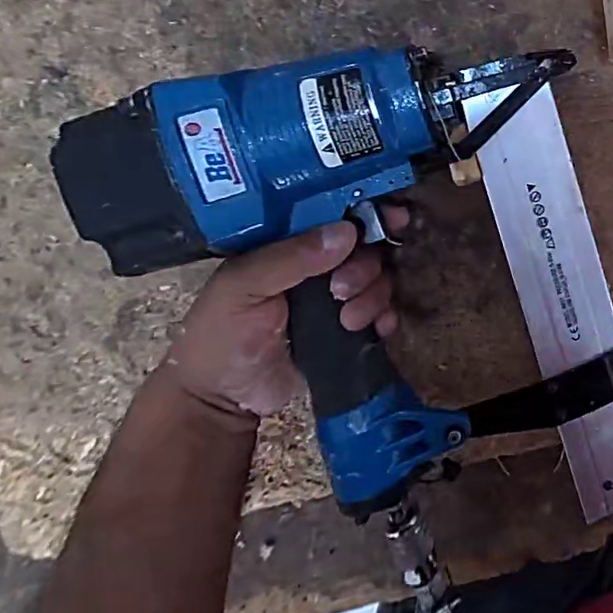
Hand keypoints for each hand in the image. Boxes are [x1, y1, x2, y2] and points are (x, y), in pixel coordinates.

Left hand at [160, 207, 408, 421]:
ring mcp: (334, 296)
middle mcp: (316, 263)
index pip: (332, 213)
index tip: (392, 216)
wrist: (223, 402)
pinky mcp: (347, 328)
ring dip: (373, 295)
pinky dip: (386, 316)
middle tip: (342, 290)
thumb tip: (347, 232)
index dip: (365, 210)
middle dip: (365, 265)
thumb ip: (291, 257)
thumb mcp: (243, 287)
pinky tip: (378, 329)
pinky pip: (381, 311)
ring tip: (348, 321)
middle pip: (364, 245)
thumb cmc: (221, 334)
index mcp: (287, 242)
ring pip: (377, 277)